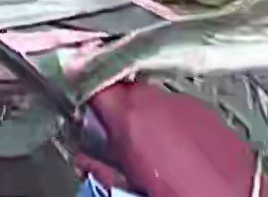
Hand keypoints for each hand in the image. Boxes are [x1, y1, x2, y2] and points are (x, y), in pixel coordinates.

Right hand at [82, 82, 267, 196]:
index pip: (91, 82)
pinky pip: (166, 103)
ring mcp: (175, 99)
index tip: (69, 92)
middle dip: (107, 105)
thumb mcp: (132, 189)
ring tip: (138, 144)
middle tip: (102, 132)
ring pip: (141, 94)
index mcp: (129, 116)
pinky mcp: (197, 106)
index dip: (78, 85)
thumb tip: (85, 154)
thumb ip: (102, 166)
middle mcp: (149, 97)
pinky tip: (166, 145)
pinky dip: (158, 117)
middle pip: (115, 86)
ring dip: (133, 111)